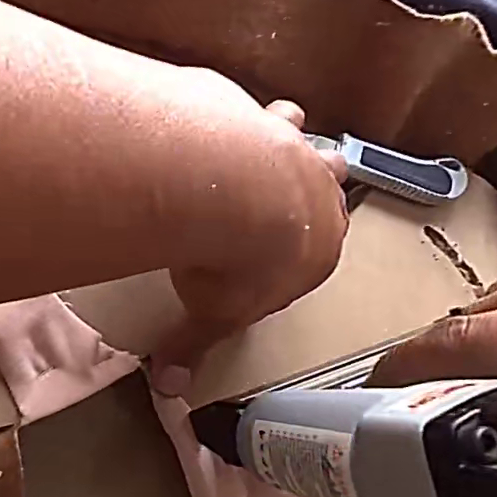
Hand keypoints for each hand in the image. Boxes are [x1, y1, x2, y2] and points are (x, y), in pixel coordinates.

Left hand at [153, 97, 348, 386]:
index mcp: (318, 248)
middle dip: (313, 182)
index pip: (321, 246)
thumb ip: (191, 347)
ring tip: (272, 127)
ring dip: (286, 132)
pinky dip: (232, 112)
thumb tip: (169, 388)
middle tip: (291, 179)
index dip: (302, 243)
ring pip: (301, 134)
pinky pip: (248, 108)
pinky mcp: (255, 115)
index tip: (283, 242)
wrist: (234, 196)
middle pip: (327, 181)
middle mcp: (315, 192)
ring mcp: (290, 147)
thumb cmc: (237, 267)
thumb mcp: (212, 316)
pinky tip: (205, 112)